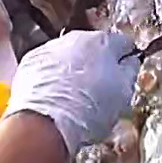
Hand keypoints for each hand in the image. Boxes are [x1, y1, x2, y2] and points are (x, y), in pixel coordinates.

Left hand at [4, 29, 135, 154]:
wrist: (44, 125)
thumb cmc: (89, 110)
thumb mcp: (124, 94)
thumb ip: (130, 71)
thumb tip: (130, 61)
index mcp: (105, 41)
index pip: (123, 43)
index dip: (125, 59)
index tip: (122, 75)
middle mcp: (79, 37)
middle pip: (94, 47)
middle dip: (96, 63)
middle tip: (95, 90)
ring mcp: (53, 47)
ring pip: (69, 55)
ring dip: (73, 69)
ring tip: (70, 97)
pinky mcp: (31, 62)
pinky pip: (47, 65)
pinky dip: (51, 76)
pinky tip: (52, 97)